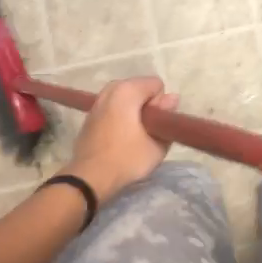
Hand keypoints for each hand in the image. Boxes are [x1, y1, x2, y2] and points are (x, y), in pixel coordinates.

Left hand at [62, 77, 177, 203]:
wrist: (89, 177)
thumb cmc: (127, 158)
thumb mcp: (157, 144)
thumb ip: (167, 117)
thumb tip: (172, 98)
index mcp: (127, 90)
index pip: (156, 85)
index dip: (160, 105)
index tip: (155, 125)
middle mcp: (110, 89)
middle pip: (139, 89)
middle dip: (146, 106)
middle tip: (146, 131)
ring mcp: (97, 101)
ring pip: (125, 99)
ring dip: (133, 112)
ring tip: (132, 136)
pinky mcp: (90, 115)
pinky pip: (113, 108)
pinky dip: (119, 117)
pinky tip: (118, 138)